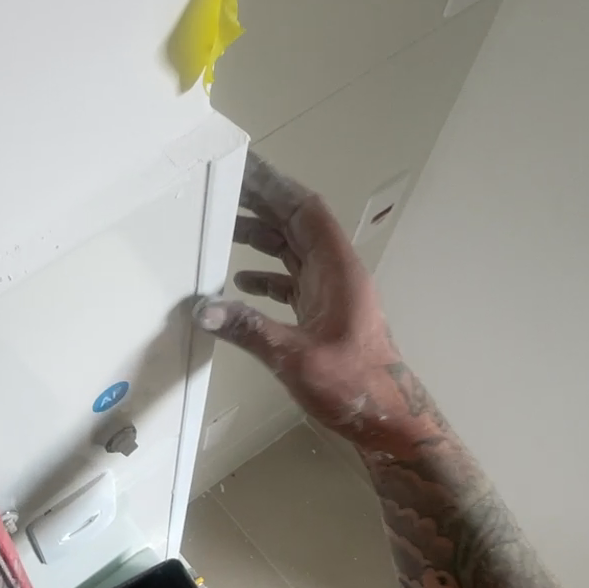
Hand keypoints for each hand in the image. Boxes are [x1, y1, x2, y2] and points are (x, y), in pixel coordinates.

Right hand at [195, 153, 412, 437]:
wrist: (388, 420)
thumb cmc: (353, 386)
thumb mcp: (296, 358)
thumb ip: (248, 330)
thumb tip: (200, 308)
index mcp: (337, 270)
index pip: (305, 211)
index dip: (274, 186)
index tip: (240, 168)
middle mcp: (334, 273)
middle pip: (295, 224)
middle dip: (260, 204)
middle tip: (220, 190)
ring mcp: (330, 293)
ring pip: (292, 251)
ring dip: (260, 237)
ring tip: (221, 230)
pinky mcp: (322, 314)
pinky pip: (289, 281)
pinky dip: (264, 276)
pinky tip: (239, 283)